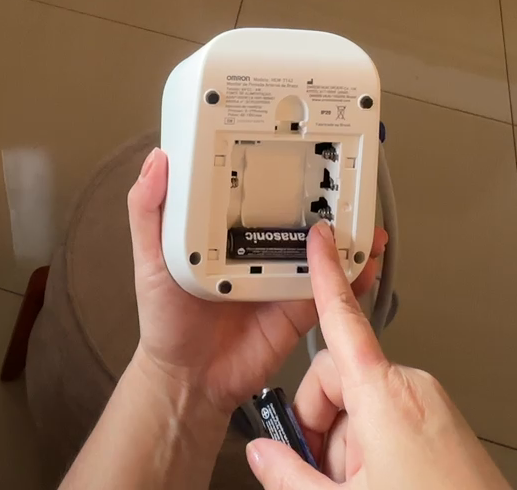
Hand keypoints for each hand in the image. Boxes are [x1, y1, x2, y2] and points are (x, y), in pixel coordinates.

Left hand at [125, 147, 385, 412]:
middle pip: (295, 208)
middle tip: (346, 170)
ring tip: (366, 210)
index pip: (250, 184)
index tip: (292, 136)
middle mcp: (257, 242)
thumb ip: (148, 212)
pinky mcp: (299, 304)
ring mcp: (281, 271)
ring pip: (321, 243)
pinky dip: (354, 273)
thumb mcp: (149, 259)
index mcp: (224, 226)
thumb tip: (156, 161)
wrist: (192, 381)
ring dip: (347, 226)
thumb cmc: (167, 318)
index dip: (270, 159)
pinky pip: (331, 285)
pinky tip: (368, 259)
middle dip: (324, 190)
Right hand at [246, 222, 510, 489]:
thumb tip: (263, 455)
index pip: (342, 316)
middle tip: (321, 472)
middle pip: (340, 376)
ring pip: (364, 404)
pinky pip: (392, 419)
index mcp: (384, 393)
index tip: (321, 238)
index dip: (326, 272)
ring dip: (348, 445)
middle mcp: (411, 388)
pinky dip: (375, 449)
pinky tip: (379, 487)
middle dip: (322, 421)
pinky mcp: (447, 428)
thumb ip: (290, 475)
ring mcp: (432, 407)